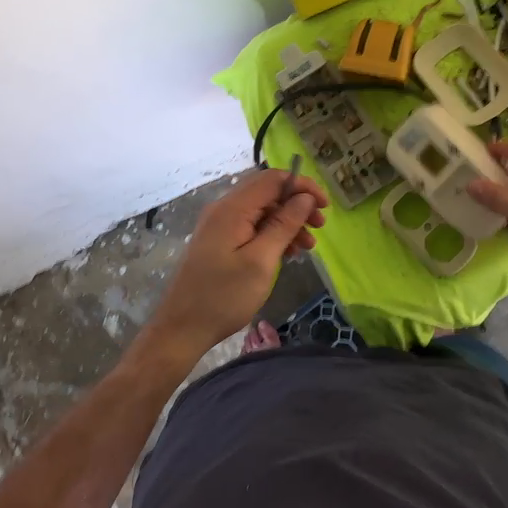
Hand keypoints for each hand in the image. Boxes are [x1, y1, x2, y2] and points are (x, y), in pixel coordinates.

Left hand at [148, 167, 329, 353]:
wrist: (183, 327)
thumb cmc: (224, 296)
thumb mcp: (261, 261)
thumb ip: (284, 225)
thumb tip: (304, 198)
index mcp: (232, 209)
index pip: (273, 179)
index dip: (302, 186)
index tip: (325, 206)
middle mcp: (224, 210)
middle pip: (268, 193)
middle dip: (297, 205)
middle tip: (319, 228)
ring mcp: (219, 226)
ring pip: (261, 211)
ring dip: (288, 223)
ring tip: (307, 247)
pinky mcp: (219, 241)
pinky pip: (251, 227)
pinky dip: (272, 235)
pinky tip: (287, 253)